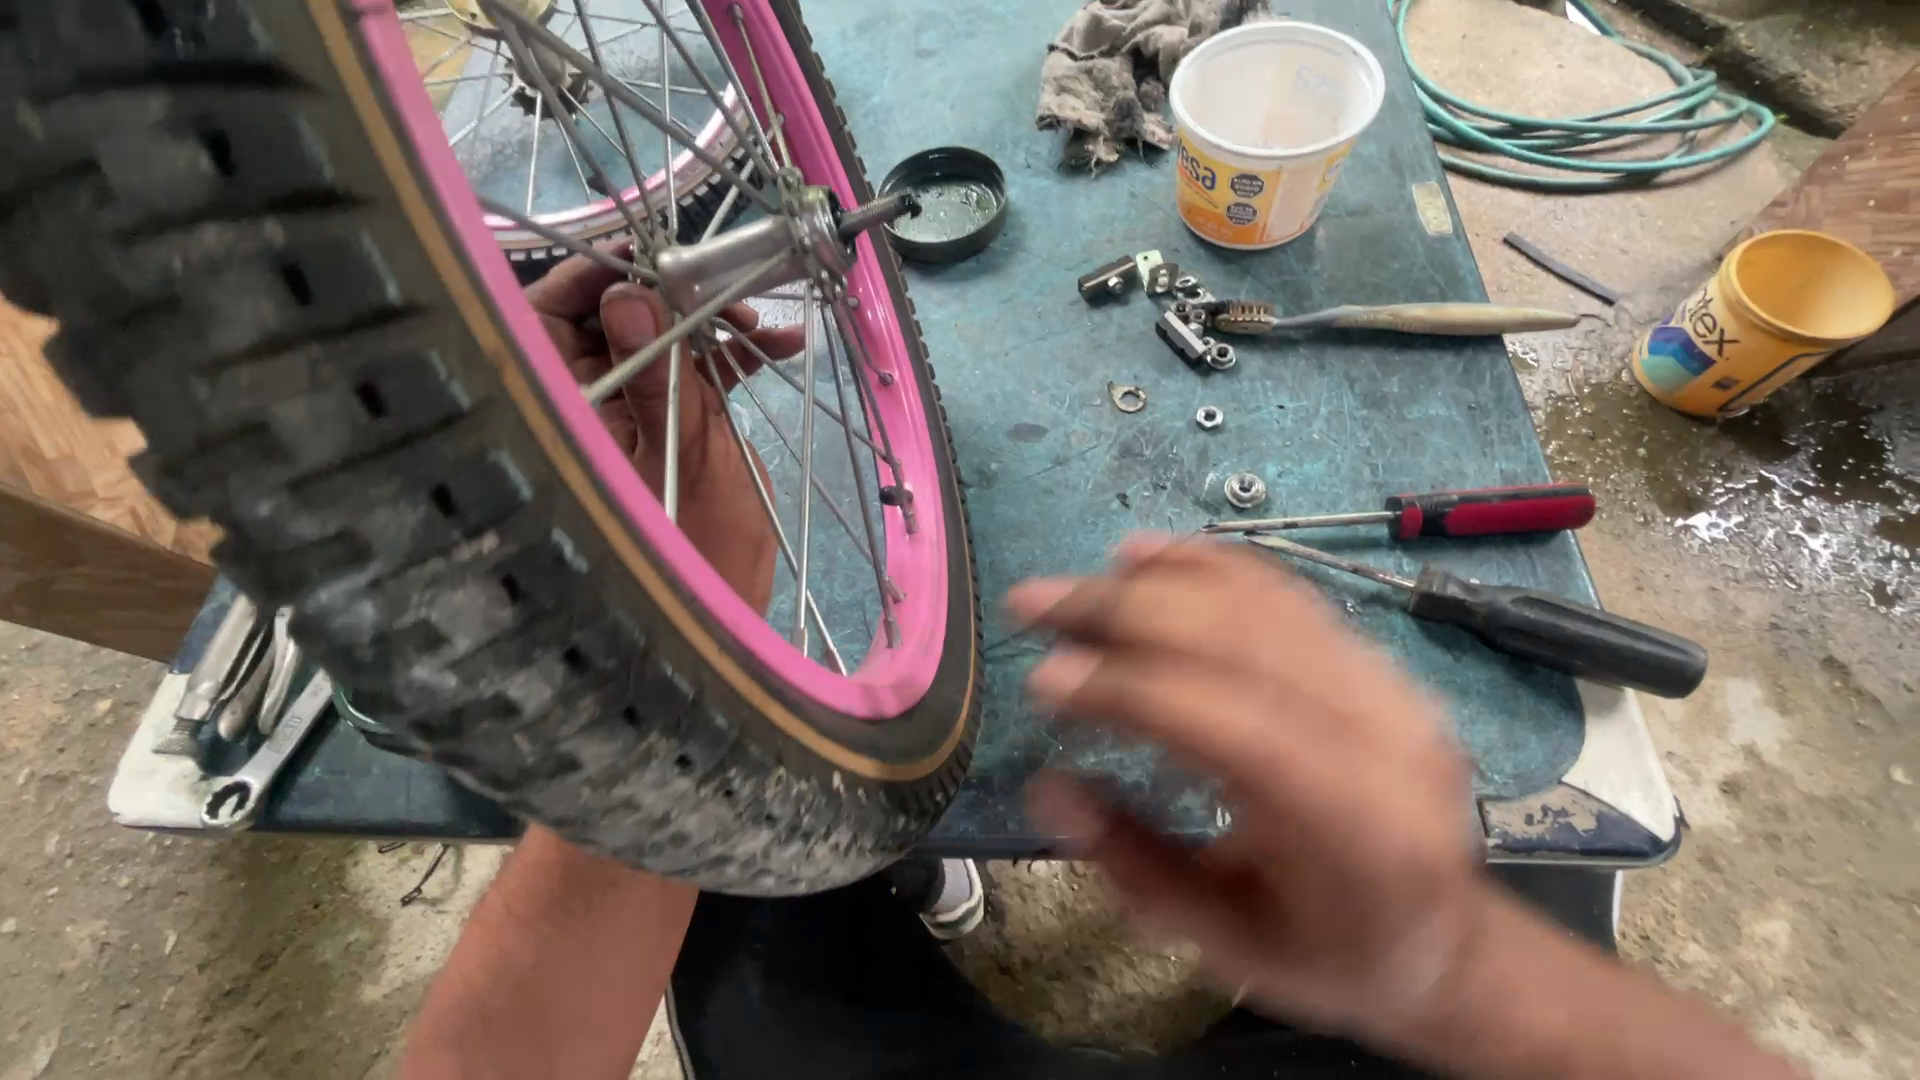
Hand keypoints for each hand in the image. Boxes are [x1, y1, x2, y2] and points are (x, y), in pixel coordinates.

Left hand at [527, 252, 803, 613]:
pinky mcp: (686, 416)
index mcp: (571, 405)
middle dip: (672, 294)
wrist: (732, 590)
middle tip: (720, 288)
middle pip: (617, 316)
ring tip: (762, 322)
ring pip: (669, 336)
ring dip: (718, 322)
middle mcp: (599, 396)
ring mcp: (645, 404)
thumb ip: (657, 373)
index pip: (549, 315)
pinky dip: (743, 354)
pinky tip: (787, 345)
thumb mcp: (678, 449)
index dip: (591, 277)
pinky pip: (705, 368)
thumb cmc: (698, 537)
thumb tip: (629, 294)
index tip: (647, 258)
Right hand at [1006, 535, 1484, 1046]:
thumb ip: (1136, 865)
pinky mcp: (1374, 659)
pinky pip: (1284, 590)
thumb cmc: (1325, 951)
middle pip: (1244, 640)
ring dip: (1158, 579)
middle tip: (1035, 603)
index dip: (1132, 691)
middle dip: (1124, 612)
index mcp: (1357, 828)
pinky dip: (1207, 564)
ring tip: (1083, 577)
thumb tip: (1047, 788)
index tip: (1045, 677)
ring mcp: (1388, 685)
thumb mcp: (1224, 941)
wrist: (1441, 934)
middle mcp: (1385, 735)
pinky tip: (1149, 555)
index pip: (1236, 729)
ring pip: (1263, 601)